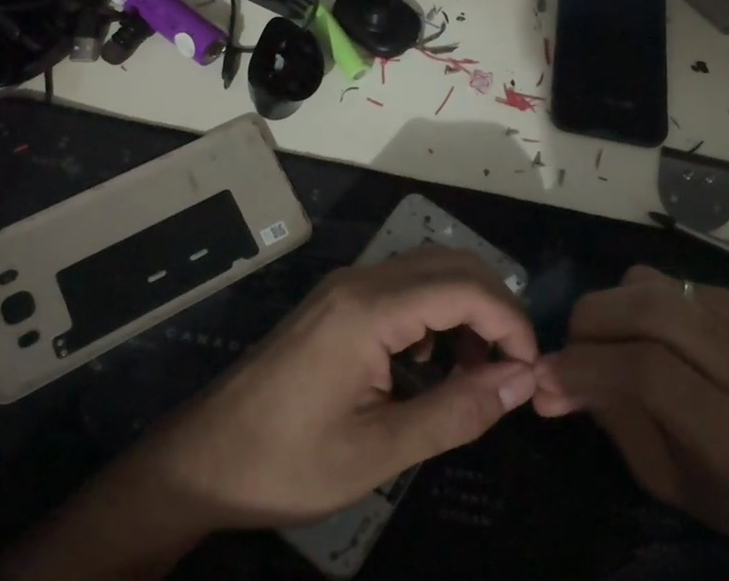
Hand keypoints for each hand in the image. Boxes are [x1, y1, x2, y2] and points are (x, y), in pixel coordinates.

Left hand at [104, 243, 539, 534]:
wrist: (198, 462)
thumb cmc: (286, 464)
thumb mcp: (379, 450)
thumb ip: (457, 410)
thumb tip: (522, 380)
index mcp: (369, 310)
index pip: (466, 288)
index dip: (511, 322)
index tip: (530, 372)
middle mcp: (359, 281)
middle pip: (452, 264)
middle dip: (495, 307)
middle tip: (511, 368)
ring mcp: (344, 288)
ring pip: (429, 269)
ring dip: (466, 307)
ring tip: (477, 369)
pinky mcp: (335, 303)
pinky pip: (403, 286)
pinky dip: (436, 311)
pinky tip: (432, 362)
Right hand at [531, 265, 728, 561]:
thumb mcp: (667, 481)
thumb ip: (608, 419)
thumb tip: (544, 383)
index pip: (645, 370)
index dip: (585, 366)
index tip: (543, 377)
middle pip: (647, 308)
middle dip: (589, 323)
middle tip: (566, 352)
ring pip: (651, 283)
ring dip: (611, 308)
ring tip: (604, 345)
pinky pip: (669, 283)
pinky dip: (638, 303)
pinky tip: (645, 338)